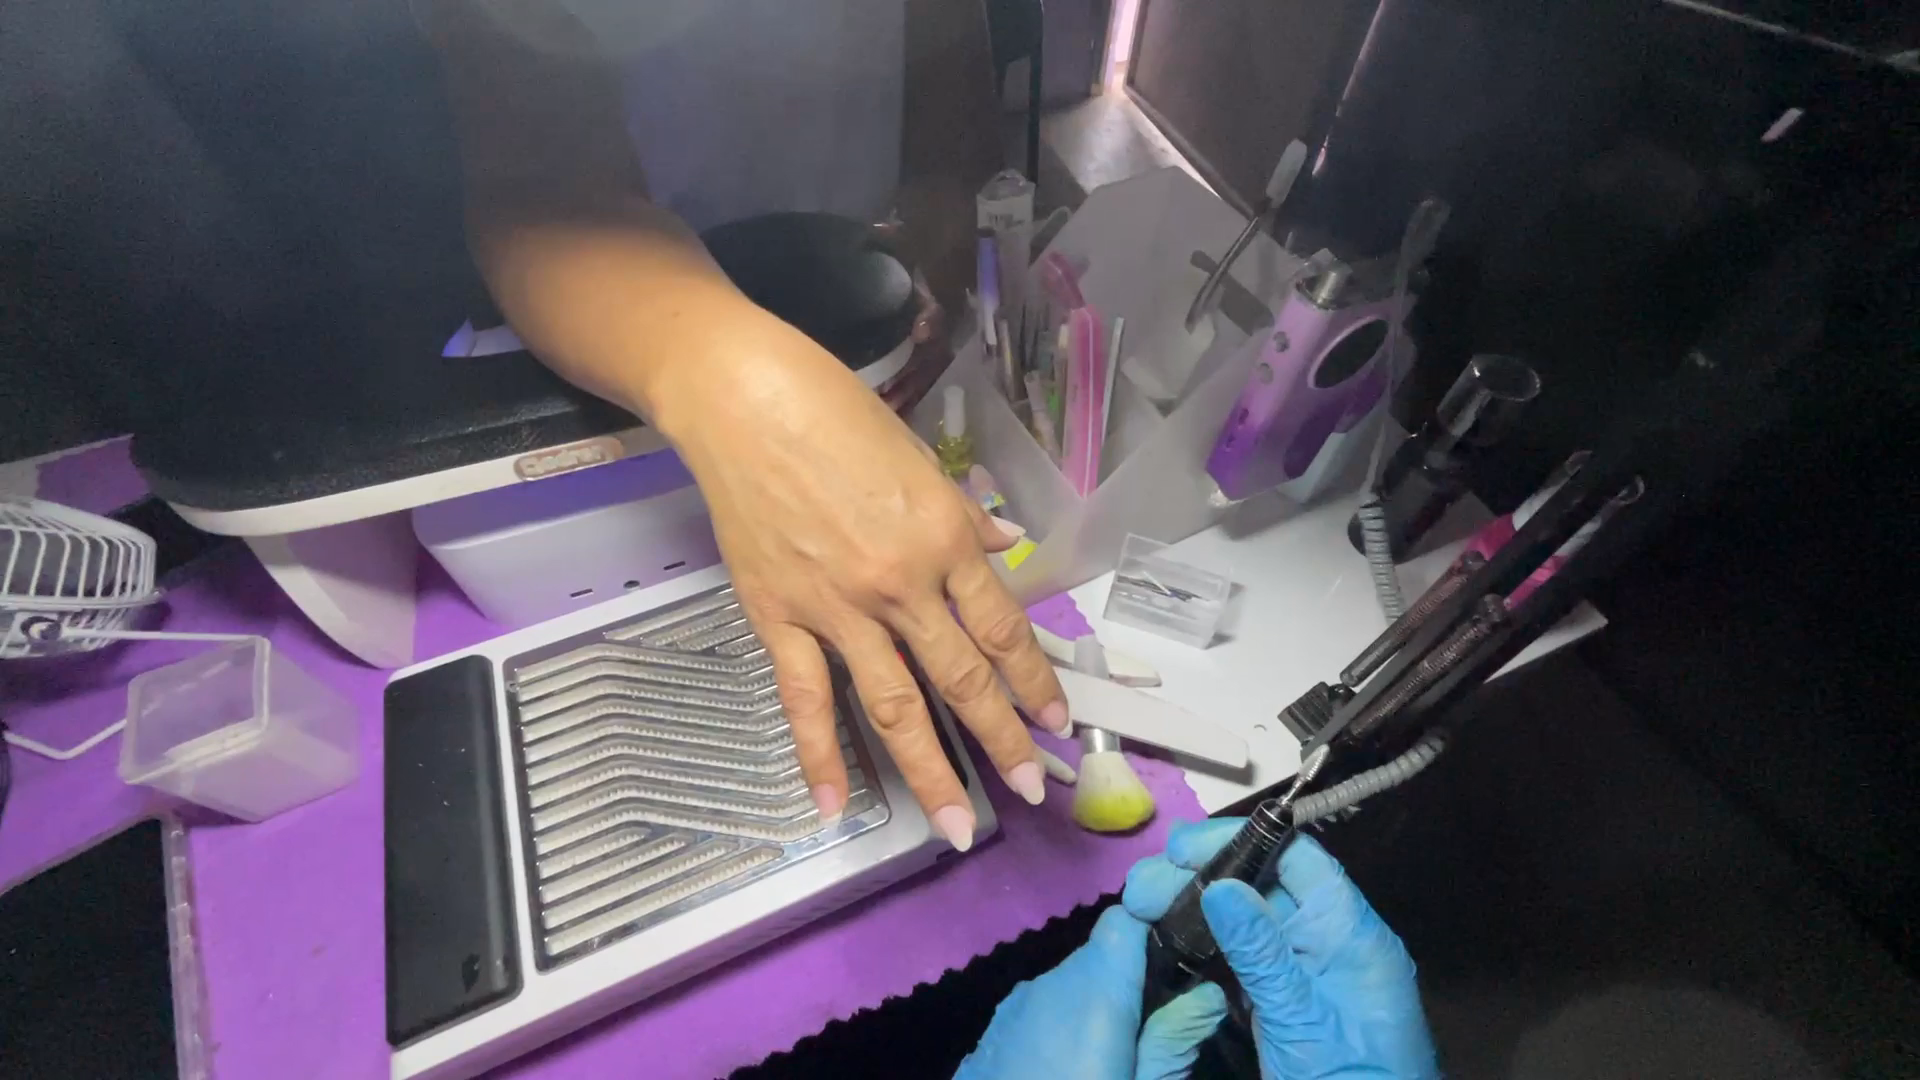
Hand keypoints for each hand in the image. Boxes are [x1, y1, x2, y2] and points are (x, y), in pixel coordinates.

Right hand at [648, 302, 1069, 847]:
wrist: (746, 404)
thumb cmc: (842, 418)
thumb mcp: (923, 461)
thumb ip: (966, 516)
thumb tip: (1005, 545)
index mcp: (945, 540)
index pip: (1002, 628)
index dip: (1034, 679)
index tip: (1055, 719)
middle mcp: (902, 585)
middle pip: (961, 677)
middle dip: (1002, 737)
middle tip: (1030, 786)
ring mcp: (838, 609)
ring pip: (893, 705)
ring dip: (930, 770)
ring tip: (957, 827)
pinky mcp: (779, 619)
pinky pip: (803, 698)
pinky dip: (819, 753)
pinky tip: (833, 805)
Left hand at [956, 906, 1233, 1079]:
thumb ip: (1172, 1041)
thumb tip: (1209, 989)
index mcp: (1093, 989)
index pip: (1125, 918)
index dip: (1155, 920)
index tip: (1188, 941)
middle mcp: (1051, 981)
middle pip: (1103, 954)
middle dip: (1136, 975)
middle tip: (1169, 1017)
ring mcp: (1018, 1004)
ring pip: (1073, 982)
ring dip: (1100, 1003)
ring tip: (1123, 1052)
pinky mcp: (997, 1030)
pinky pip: (1044, 1008)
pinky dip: (1068, 1023)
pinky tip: (1076, 1068)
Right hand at [1123, 821, 1438, 1078]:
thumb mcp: (1302, 1022)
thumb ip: (1261, 952)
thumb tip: (1219, 884)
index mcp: (1348, 933)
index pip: (1294, 856)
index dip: (1238, 841)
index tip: (1180, 849)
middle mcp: (1325, 940)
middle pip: (1258, 882)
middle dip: (1198, 874)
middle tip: (1142, 886)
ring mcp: (1300, 970)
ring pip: (1241, 916)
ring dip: (1190, 905)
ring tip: (1140, 904)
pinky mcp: (1279, 999)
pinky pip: (1237, 953)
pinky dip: (1199, 941)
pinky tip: (1162, 935)